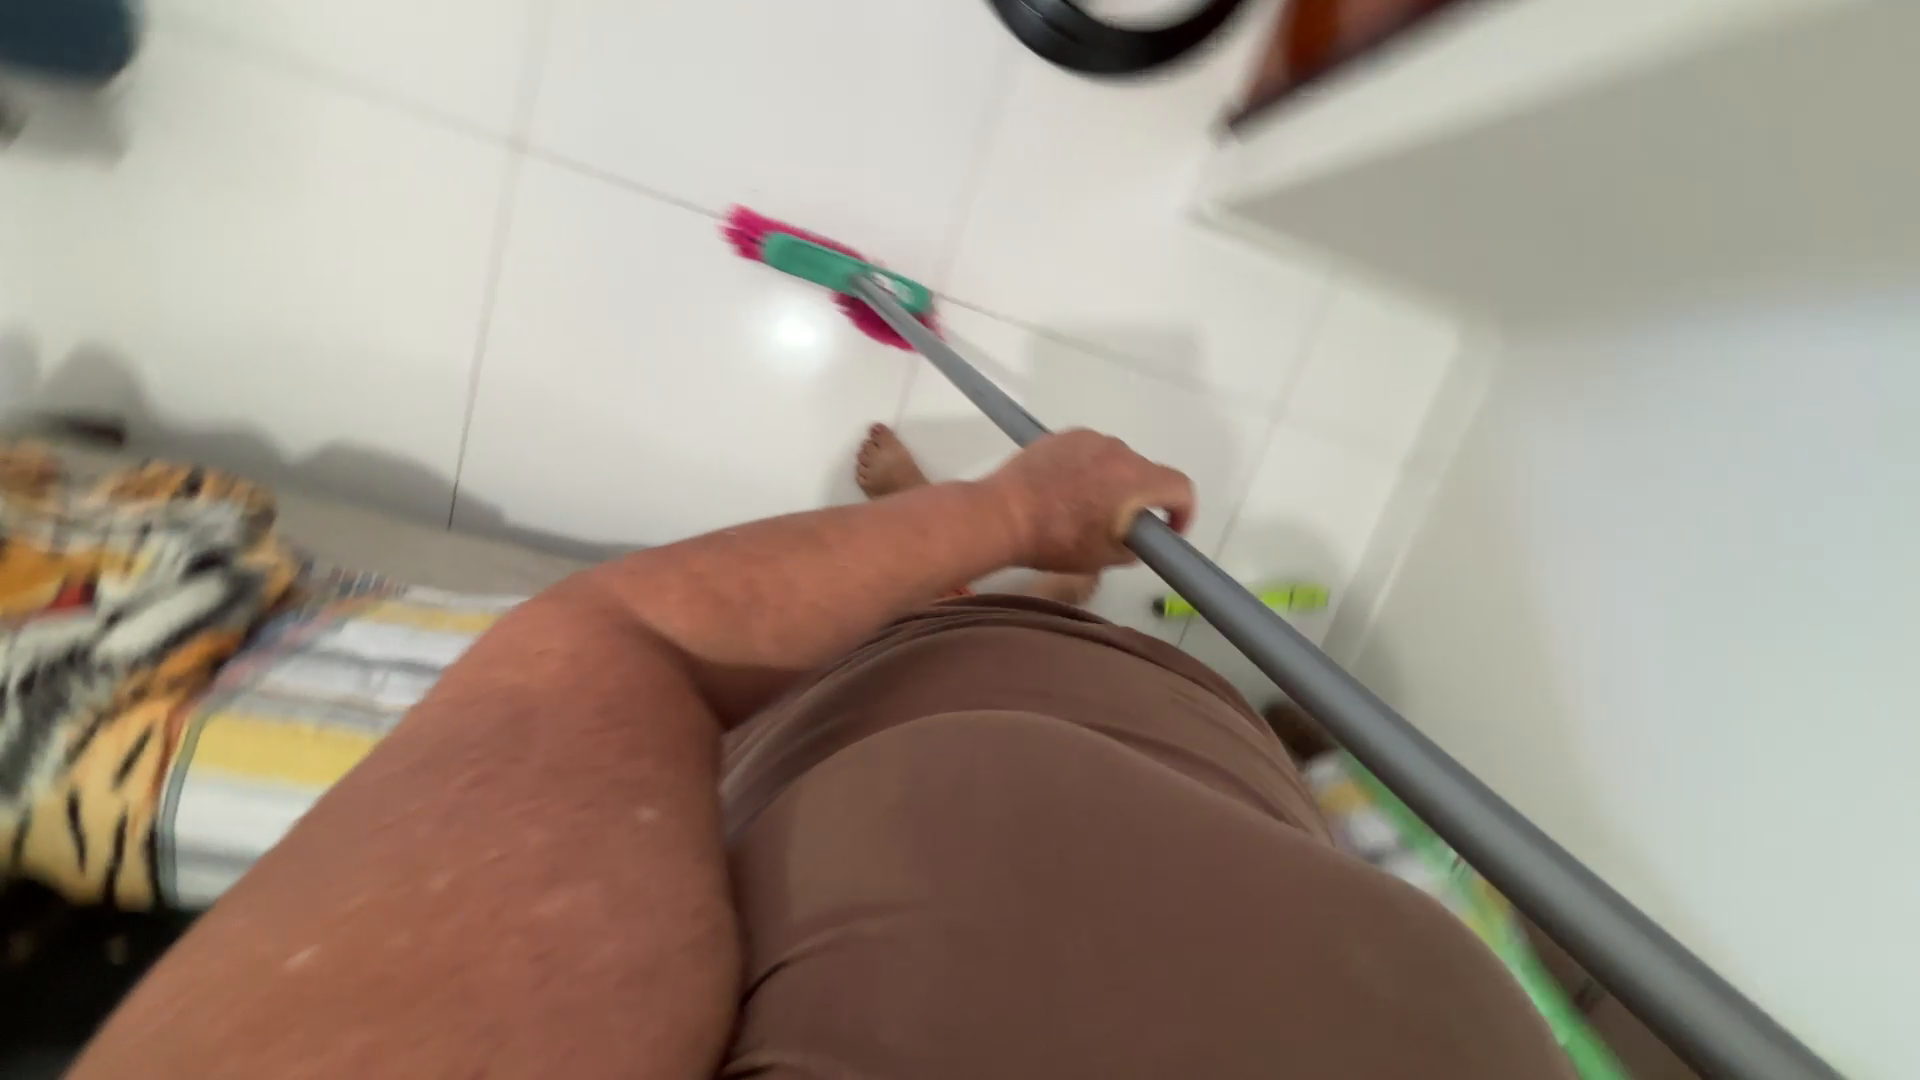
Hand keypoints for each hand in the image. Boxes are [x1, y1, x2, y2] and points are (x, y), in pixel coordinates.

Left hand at [982, 430, 1195, 572]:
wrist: (1001, 515)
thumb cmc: (1054, 540)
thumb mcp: (1102, 557)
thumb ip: (1133, 547)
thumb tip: (1135, 539)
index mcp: (1135, 479)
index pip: (1180, 487)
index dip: (1183, 512)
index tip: (1168, 531)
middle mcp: (1117, 450)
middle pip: (1145, 472)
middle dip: (1140, 498)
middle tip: (1118, 524)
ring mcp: (1087, 439)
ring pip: (1115, 461)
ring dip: (1112, 482)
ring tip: (1085, 507)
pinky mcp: (1061, 436)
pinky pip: (1088, 452)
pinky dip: (1086, 469)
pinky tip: (1064, 490)